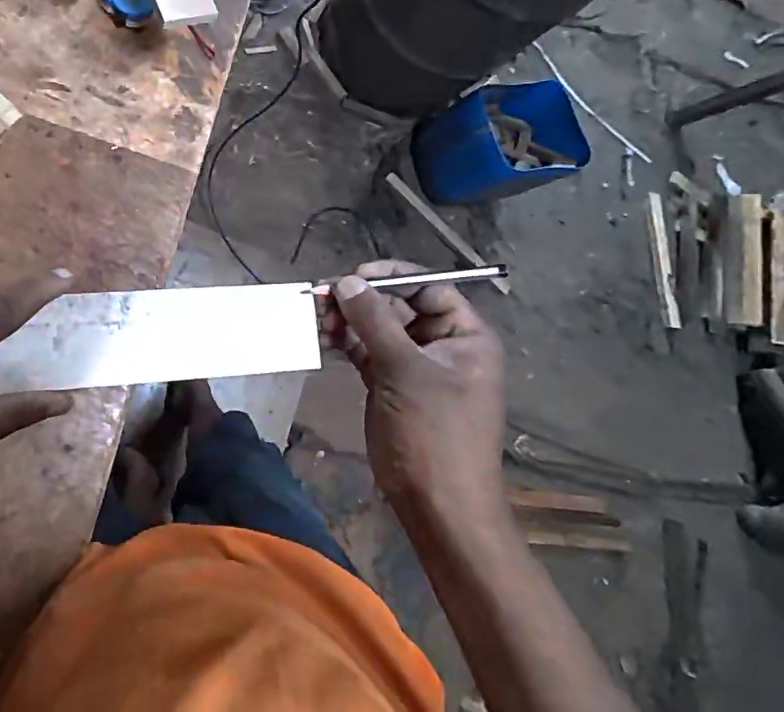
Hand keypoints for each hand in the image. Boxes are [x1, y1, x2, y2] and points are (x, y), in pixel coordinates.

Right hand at [320, 260, 507, 516]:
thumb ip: (374, 321)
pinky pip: (371, 353)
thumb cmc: (433, 433)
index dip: (393, 277)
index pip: (430, 287)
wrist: (438, 508)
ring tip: (317, 317)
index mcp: (466, 335)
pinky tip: (324, 336)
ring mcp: (418, 367)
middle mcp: (444, 345)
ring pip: (381, 330)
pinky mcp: (394, 387)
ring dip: (351, 321)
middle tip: (323, 296)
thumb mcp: (405, 370)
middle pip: (401, 307)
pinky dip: (349, 344)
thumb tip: (347, 281)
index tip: (354, 274)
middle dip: (363, 301)